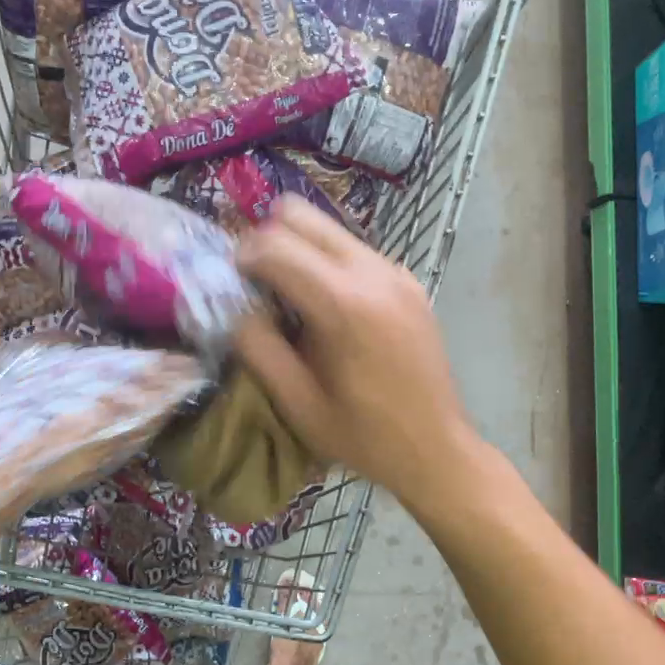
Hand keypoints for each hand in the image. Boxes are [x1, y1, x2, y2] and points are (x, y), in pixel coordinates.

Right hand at [234, 197, 481, 503]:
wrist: (435, 449)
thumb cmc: (363, 436)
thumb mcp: (297, 402)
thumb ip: (258, 348)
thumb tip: (233, 308)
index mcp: (343, 305)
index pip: (275, 246)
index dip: (241, 257)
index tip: (229, 284)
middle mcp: (373, 273)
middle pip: (301, 215)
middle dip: (266, 240)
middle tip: (255, 283)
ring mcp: (396, 273)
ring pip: (329, 228)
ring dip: (299, 250)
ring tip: (289, 299)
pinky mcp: (409, 281)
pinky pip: (355, 251)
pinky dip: (329, 265)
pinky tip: (328, 312)